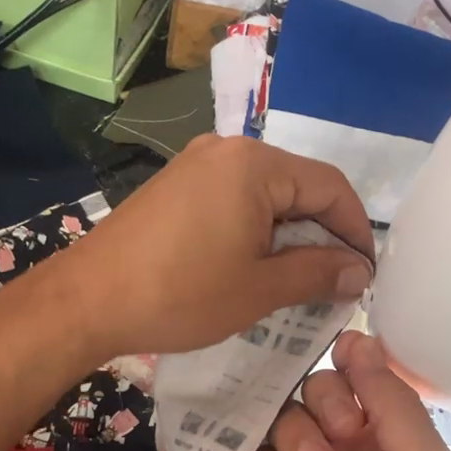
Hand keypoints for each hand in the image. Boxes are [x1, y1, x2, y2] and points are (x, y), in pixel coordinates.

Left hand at [54, 136, 374, 357]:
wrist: (86, 300)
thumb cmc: (179, 294)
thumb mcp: (259, 289)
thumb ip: (317, 272)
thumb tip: (358, 271)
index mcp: (254, 165)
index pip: (330, 186)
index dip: (356, 230)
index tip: (364, 273)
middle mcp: (227, 150)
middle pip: (298, 185)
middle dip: (321, 233)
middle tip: (334, 282)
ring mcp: (196, 164)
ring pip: (265, 194)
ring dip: (288, 233)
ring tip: (297, 280)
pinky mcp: (175, 185)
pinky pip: (233, 198)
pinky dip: (254, 228)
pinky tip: (253, 265)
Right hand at [245, 331, 450, 450]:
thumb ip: (392, 401)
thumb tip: (361, 338)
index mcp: (392, 439)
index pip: (358, 378)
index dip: (347, 367)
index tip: (337, 358)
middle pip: (312, 393)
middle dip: (320, 406)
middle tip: (335, 441)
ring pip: (279, 424)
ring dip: (293, 439)